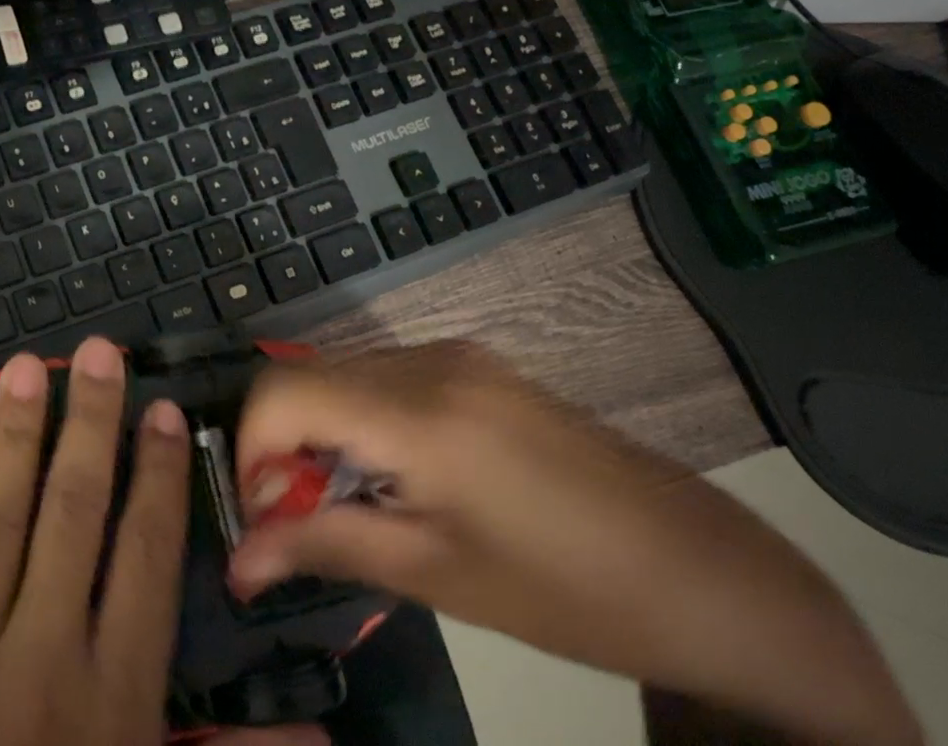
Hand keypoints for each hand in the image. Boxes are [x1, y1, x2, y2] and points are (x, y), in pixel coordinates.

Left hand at [0, 338, 192, 745]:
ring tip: (25, 370)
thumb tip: (317, 735)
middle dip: (90, 427)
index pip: (146, 557)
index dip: (159, 478)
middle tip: (96, 354)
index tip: (163, 412)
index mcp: (112, 687)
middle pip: (72, 516)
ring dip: (10, 439)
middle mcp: (39, 652)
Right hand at [228, 341, 921, 745]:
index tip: (266, 516)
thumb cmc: (569, 590)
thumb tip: (237, 562)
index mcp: (418, 414)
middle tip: (297, 520)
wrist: (710, 577)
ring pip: (340, 374)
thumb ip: (322, 548)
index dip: (249, 453)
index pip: (278, 394)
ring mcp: (459, 357)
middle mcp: (429, 362)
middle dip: (280, 447)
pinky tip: (392, 476)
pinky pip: (383, 378)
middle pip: (302, 378)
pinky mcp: (479, 367)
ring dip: (317, 433)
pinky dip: (357, 420)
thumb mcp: (435, 575)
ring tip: (346, 504)